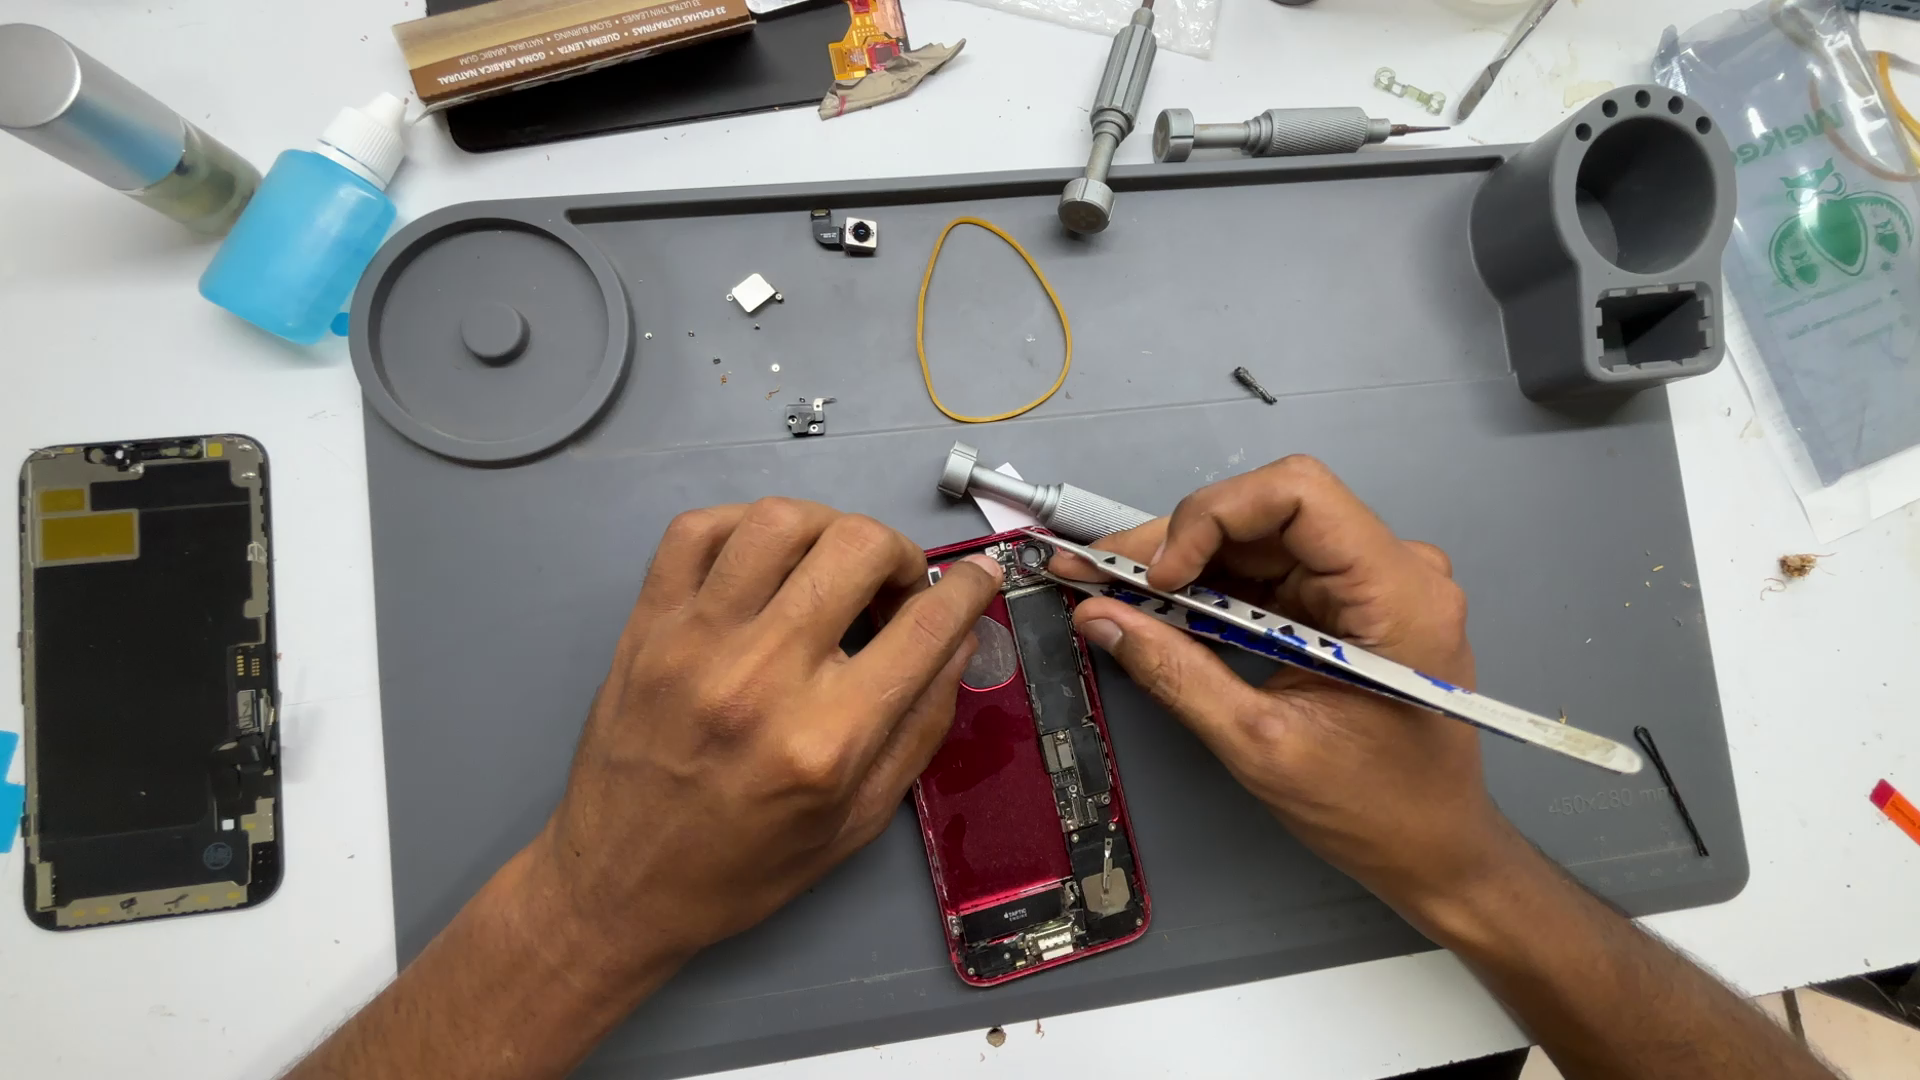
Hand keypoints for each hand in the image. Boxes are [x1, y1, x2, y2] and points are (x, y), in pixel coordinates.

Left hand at [530, 498, 1001, 972]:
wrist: (617, 885)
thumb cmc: (750, 865)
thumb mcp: (861, 819)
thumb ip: (923, 724)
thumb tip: (960, 637)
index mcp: (828, 738)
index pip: (925, 628)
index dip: (968, 590)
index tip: (979, 578)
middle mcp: (763, 675)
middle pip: (857, 548)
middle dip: (899, 553)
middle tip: (893, 588)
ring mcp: (695, 640)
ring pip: (780, 520)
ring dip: (828, 527)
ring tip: (832, 565)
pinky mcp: (647, 623)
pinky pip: (698, 528)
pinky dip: (746, 524)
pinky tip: (765, 559)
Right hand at [1060, 456, 1520, 920]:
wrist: (1432, 850)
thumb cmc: (1370, 809)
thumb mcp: (1259, 744)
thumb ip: (1175, 673)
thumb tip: (1097, 615)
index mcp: (1394, 591)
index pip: (1297, 493)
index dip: (1212, 516)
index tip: (1160, 577)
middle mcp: (1385, 567)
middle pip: (1260, 514)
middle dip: (1170, 542)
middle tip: (1091, 572)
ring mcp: (1360, 582)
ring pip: (1249, 540)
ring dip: (1174, 564)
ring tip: (1103, 585)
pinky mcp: (1336, 601)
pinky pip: (1257, 573)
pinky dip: (1199, 588)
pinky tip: (1149, 603)